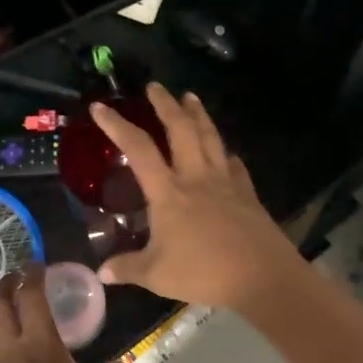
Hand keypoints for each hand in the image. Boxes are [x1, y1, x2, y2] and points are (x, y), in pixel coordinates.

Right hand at [90, 83, 304, 309]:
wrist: (261, 275)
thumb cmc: (203, 273)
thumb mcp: (156, 276)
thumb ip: (128, 268)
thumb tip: (101, 272)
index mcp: (169, 192)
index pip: (138, 149)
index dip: (117, 125)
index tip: (101, 107)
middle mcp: (196, 177)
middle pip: (181, 129)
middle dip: (166, 104)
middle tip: (156, 86)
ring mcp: (225, 182)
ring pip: (210, 137)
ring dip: (199, 115)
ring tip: (191, 98)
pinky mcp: (247, 193)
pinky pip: (234, 165)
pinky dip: (226, 155)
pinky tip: (226, 154)